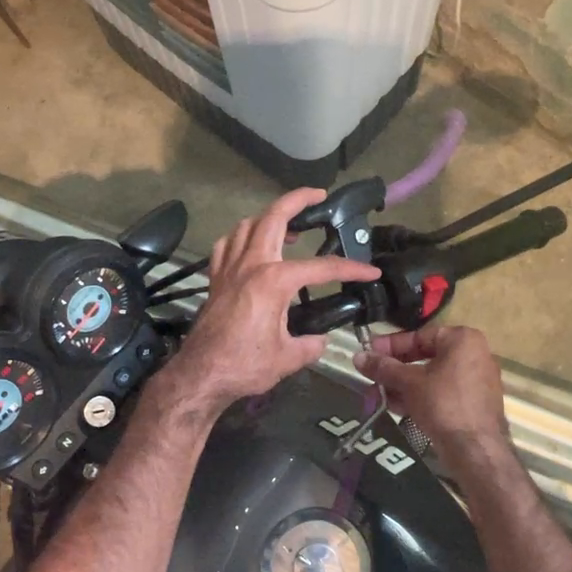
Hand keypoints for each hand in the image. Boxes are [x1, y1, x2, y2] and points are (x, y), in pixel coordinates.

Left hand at [167, 188, 380, 413]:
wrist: (201, 375)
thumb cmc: (245, 365)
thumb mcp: (288, 358)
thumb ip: (310, 344)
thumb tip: (319, 340)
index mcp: (274, 280)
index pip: (321, 268)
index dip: (350, 269)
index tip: (370, 271)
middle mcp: (251, 264)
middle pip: (274, 217)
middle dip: (298, 200)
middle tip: (318, 196)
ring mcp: (229, 269)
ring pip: (247, 226)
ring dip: (268, 218)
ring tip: (287, 226)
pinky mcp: (215, 280)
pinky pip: (226, 245)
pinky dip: (240, 238)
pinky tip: (250, 247)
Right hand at [354, 323, 509, 456]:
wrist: (476, 449)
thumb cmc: (443, 404)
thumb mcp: (409, 383)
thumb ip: (383, 367)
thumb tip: (358, 357)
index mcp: (462, 340)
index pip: (419, 336)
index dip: (390, 345)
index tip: (369, 352)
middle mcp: (474, 355)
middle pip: (424, 357)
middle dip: (394, 370)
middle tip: (372, 376)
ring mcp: (476, 380)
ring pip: (431, 377)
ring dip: (402, 386)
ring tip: (378, 396)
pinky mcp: (474, 403)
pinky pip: (442, 393)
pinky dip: (420, 397)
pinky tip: (397, 407)